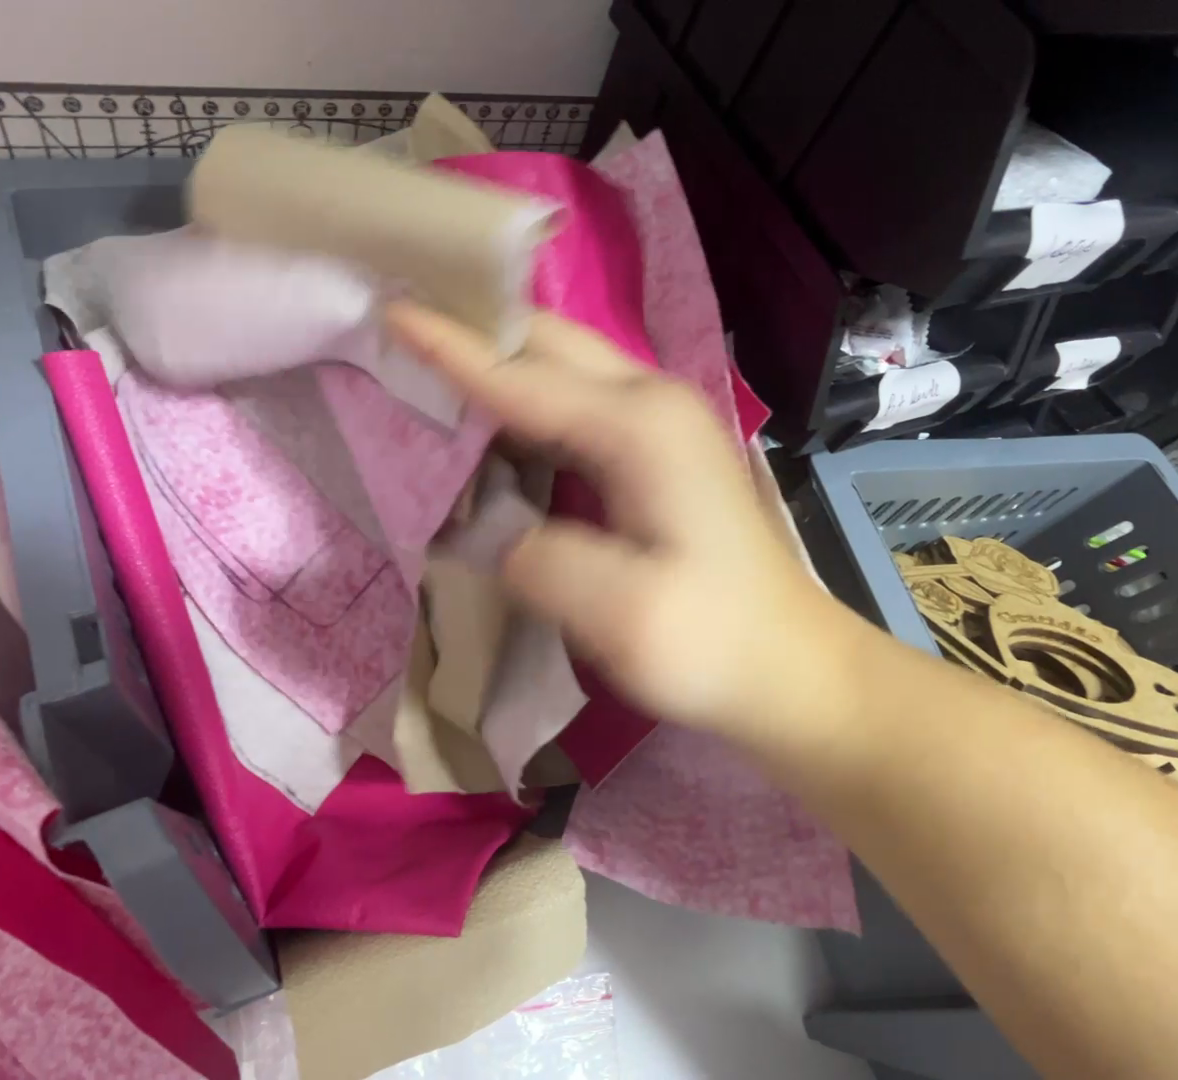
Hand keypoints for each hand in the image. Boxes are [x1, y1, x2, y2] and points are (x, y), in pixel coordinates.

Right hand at [386, 301, 855, 733]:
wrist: (788, 669)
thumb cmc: (712, 644)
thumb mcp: (620, 615)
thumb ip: (539, 560)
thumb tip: (494, 532)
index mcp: (640, 428)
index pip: (522, 376)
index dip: (450, 348)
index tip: (388, 312)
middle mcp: (652, 404)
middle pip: (548, 343)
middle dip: (475, 328)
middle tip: (402, 325)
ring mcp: (660, 425)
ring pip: (561, 369)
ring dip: (498, 364)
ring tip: (428, 368)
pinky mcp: (657, 454)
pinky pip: (574, 406)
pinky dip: (524, 405)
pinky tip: (489, 428)